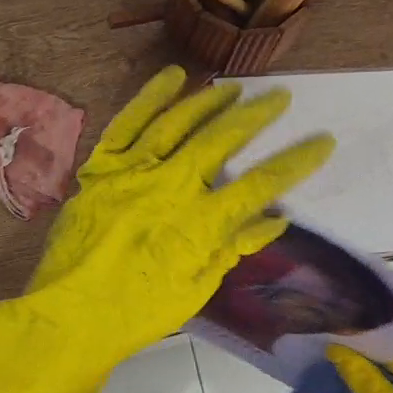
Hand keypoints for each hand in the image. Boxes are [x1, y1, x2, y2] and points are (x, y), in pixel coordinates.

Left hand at [0, 66, 333, 392]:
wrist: (70, 316)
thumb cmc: (139, 312)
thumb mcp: (197, 288)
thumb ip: (234, 248)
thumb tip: (275, 219)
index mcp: (200, 224)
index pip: (260, 184)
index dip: (295, 162)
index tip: (322, 142)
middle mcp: (170, 187)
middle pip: (222, 140)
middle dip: (256, 116)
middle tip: (280, 96)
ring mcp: (132, 172)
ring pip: (177, 123)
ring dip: (209, 101)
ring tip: (235, 87)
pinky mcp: (101, 167)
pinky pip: (127, 124)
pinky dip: (150, 98)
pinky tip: (174, 77)